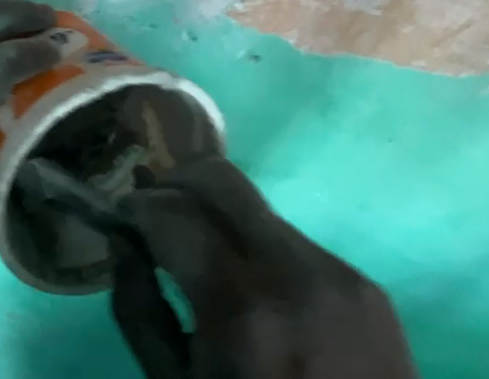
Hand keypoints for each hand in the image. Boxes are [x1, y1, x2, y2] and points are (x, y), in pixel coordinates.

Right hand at [110, 155, 417, 378]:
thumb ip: (138, 311)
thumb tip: (125, 246)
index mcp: (239, 307)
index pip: (170, 210)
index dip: (136, 206)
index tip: (122, 218)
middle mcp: (291, 272)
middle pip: (218, 177)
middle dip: (175, 182)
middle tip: (156, 212)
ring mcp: (337, 273)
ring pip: (256, 207)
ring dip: (219, 219)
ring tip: (207, 258)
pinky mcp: (366, 285)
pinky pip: (294, 242)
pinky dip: (260, 251)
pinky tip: (258, 292)